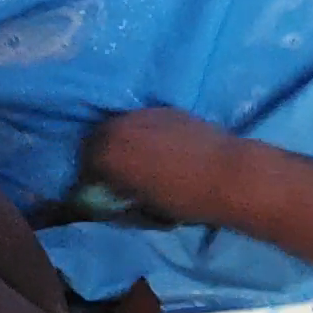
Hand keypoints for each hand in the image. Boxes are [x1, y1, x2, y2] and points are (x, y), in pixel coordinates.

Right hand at [83, 108, 242, 226]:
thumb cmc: (184, 198)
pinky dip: (141, 131)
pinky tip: (157, 146)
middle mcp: (118, 127)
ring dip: (120, 139)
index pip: (84, 162)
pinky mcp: (164, 108)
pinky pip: (141, 119)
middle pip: (97, 137)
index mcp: (107, 153)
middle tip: (113, 171)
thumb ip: (119, 192)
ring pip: (119, 124)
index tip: (98, 186)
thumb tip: (111, 190)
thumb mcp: (142, 204)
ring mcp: (142, 113)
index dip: (89, 176)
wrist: (228, 174)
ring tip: (135, 156)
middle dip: (100, 153)